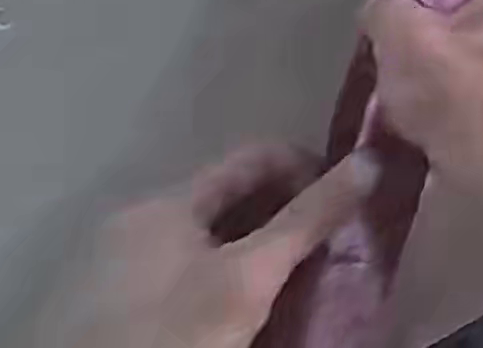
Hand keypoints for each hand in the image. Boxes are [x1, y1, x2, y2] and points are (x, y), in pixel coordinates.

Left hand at [36, 145, 376, 347]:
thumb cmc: (167, 337)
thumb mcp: (252, 275)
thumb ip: (316, 211)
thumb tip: (376, 155)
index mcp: (161, 204)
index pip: (264, 154)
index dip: (314, 169)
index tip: (344, 204)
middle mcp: (133, 225)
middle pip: (242, 196)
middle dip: (294, 213)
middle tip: (328, 242)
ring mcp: (112, 271)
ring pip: (219, 236)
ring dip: (267, 247)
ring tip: (293, 275)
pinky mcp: (105, 312)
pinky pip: (190, 270)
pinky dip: (230, 275)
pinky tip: (247, 302)